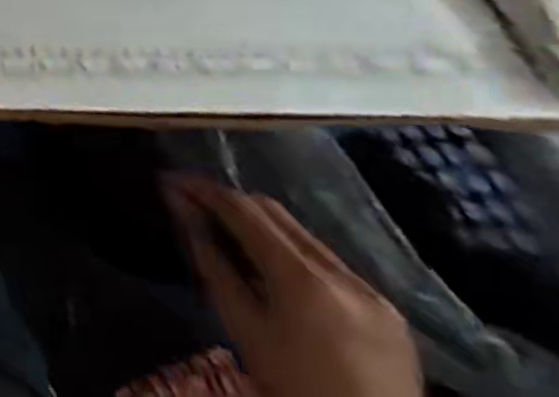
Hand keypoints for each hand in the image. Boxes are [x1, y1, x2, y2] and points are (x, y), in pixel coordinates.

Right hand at [164, 177, 421, 396]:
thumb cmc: (291, 385)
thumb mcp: (241, 325)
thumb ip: (211, 261)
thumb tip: (182, 211)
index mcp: (303, 279)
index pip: (244, 210)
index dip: (203, 190)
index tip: (171, 181)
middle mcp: (342, 273)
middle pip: (275, 213)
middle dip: (229, 201)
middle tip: (192, 201)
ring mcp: (371, 291)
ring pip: (301, 235)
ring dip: (259, 225)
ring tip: (225, 231)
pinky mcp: (387, 310)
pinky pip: (327, 262)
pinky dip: (290, 252)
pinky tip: (271, 268)